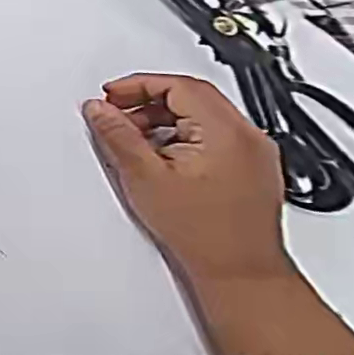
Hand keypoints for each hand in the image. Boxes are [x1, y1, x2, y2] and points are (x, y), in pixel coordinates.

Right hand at [82, 73, 291, 283]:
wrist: (238, 270)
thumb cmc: (202, 232)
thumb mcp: (143, 176)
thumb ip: (117, 135)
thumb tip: (98, 108)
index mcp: (225, 132)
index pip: (178, 86)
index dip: (138, 84)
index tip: (112, 94)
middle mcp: (248, 137)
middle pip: (191, 95)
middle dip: (147, 98)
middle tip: (115, 110)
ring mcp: (254, 152)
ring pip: (201, 113)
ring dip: (162, 116)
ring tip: (132, 136)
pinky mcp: (251, 167)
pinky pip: (212, 133)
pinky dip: (180, 133)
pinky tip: (158, 153)